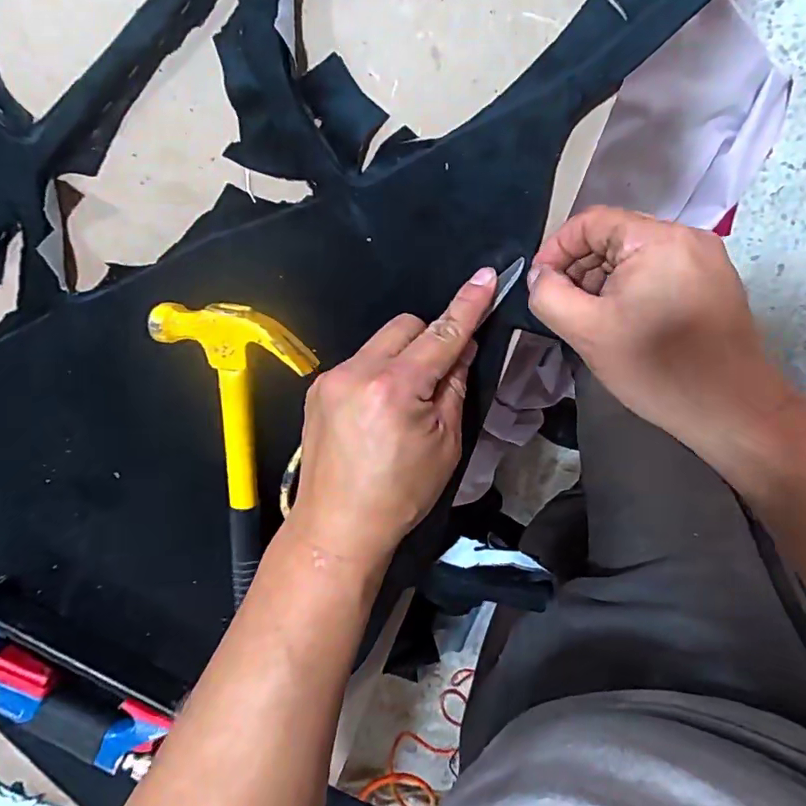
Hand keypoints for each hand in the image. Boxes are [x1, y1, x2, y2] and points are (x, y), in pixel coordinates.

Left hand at [285, 268, 498, 571]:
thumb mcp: (445, 444)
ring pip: (381, 343)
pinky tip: (380, 411)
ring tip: (406, 403)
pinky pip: (359, 363)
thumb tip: (461, 350)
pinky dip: (378, 374)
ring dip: (402, 358)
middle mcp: (357, 374)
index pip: (441, 335)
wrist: (338, 527)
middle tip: (441, 376)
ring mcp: (332, 379)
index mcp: (394, 389)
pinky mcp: (319, 389)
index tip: (486, 278)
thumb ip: (454, 388)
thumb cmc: (398, 496)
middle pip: (406, 325)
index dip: (468, 305)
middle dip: (429, 339)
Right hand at [528, 206, 803, 468]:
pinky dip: (631, 289)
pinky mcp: (713, 284)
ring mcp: (705, 261)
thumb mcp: (587, 331)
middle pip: (614, 236)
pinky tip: (622, 323)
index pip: (590, 221)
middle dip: (580, 267)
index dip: (556, 249)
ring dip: (603, 280)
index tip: (540, 285)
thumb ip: (549, 295)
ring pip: (635, 256)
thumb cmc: (657, 369)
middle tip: (563, 306)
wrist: (732, 411)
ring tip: (590, 319)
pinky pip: (659, 272)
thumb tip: (540, 276)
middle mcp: (687, 238)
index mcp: (658, 239)